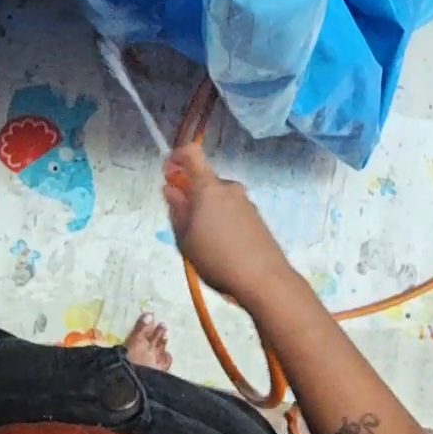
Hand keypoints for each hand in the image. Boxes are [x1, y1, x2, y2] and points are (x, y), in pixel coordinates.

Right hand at [162, 144, 296, 303]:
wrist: (264, 279)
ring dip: (205, 208)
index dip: (176, 156)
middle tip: (182, 221)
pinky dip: (220, 218)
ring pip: (217, 196)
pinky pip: (230, 209)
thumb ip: (177, 209)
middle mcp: (229, 188)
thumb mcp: (185, 237)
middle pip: (204, 180)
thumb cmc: (216, 257)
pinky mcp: (256, 217)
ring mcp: (245, 201)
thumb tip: (171, 189)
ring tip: (202, 240)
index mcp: (208, 187)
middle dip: (190, 193)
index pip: (191, 154)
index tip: (168, 174)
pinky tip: (221, 245)